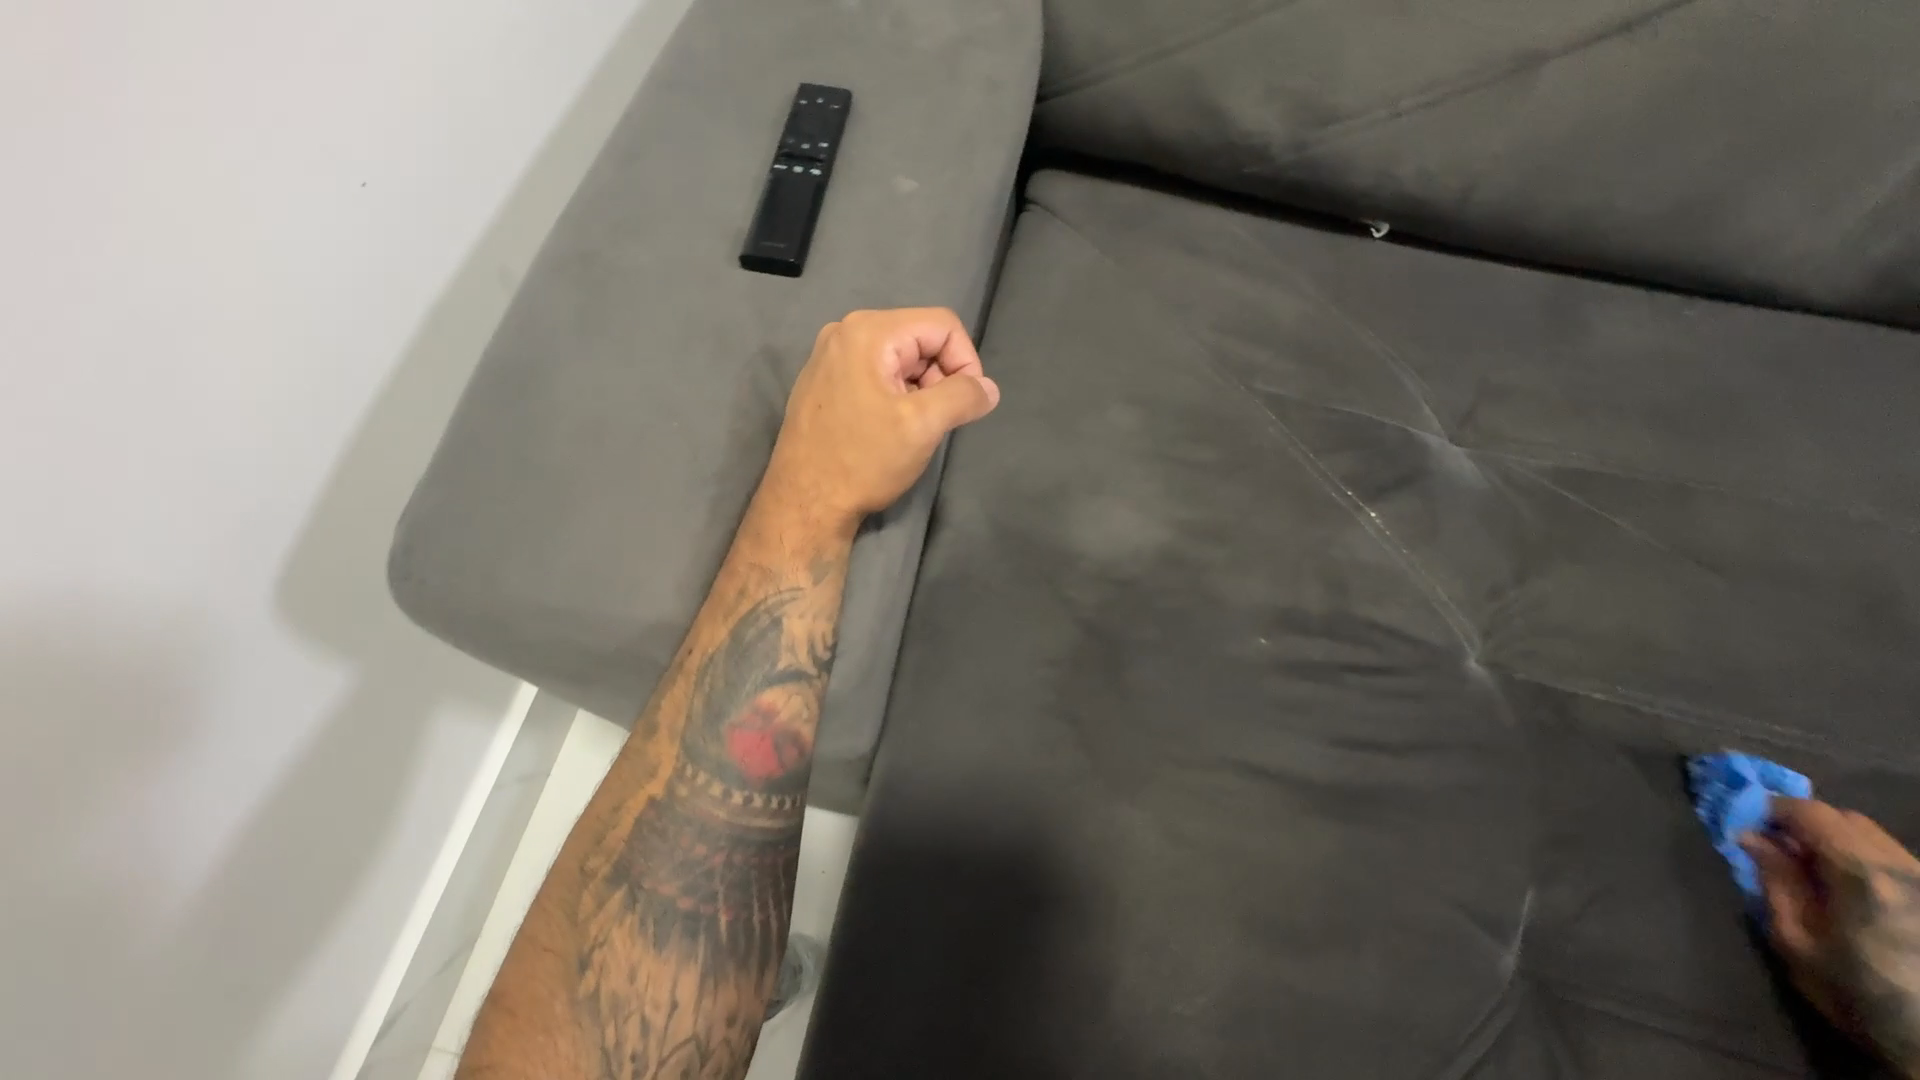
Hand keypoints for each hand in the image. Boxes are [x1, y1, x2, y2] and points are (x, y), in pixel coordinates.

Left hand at [762, 308, 999, 527]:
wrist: (804, 503)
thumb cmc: (863, 461)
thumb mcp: (923, 426)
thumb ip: (963, 397)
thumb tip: (989, 389)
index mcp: (869, 331)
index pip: (943, 325)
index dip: (966, 362)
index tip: (967, 404)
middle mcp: (845, 333)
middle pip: (920, 339)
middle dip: (940, 378)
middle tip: (937, 422)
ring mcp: (830, 358)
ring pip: (900, 360)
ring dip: (920, 391)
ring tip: (913, 430)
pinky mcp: (825, 383)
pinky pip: (876, 375)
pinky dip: (896, 397)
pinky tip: (889, 431)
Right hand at [1744, 798, 1919, 1077]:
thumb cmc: (1855, 993)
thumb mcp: (1796, 941)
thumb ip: (1775, 882)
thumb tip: (1752, 838)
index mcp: (1861, 874)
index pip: (1811, 813)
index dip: (1772, 810)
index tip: (1745, 826)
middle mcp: (1903, 868)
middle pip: (1847, 819)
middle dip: (1805, 824)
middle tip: (1775, 849)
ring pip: (1875, 838)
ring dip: (1836, 842)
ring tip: (1811, 871)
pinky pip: (1894, 860)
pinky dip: (1862, 860)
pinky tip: (1848, 890)